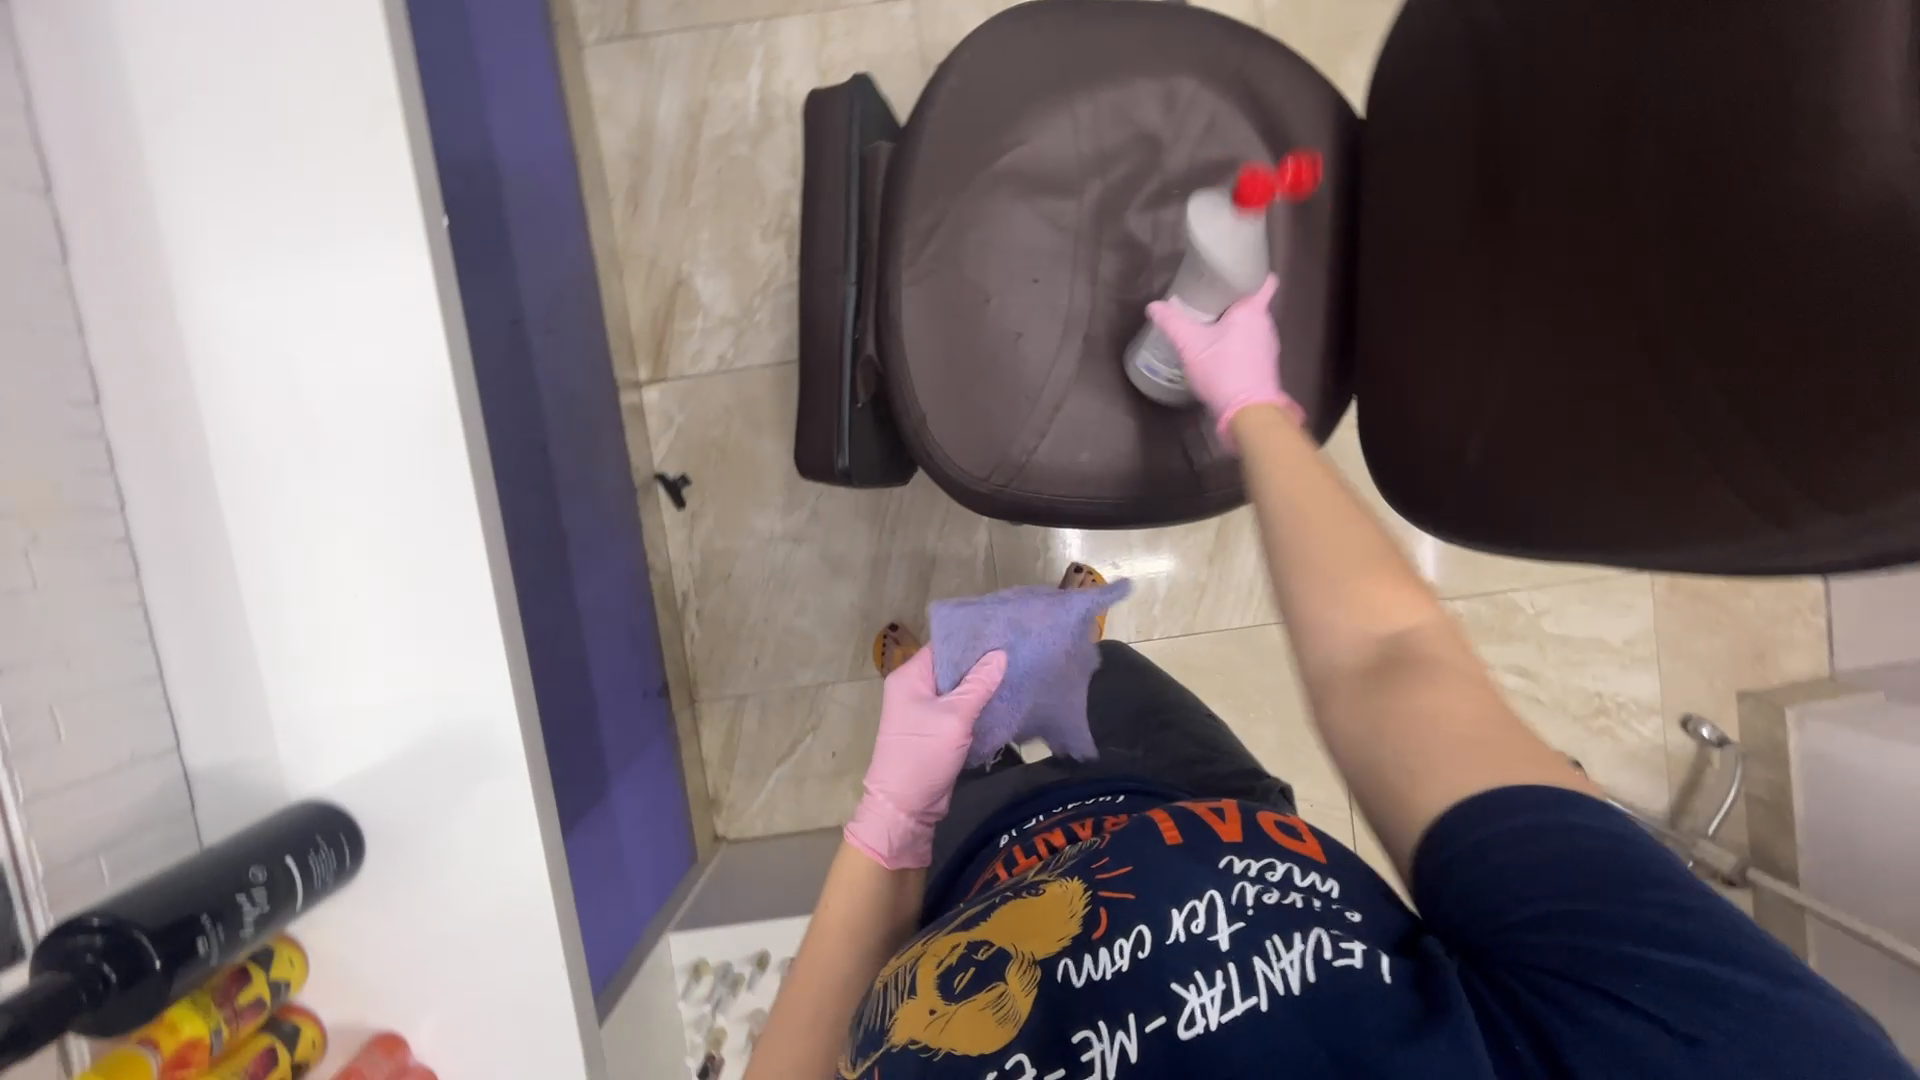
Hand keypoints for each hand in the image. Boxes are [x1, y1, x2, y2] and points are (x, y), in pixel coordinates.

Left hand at [844, 647, 1006, 869]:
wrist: (905, 808)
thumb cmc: (923, 755)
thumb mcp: (955, 717)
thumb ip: (978, 684)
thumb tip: (1000, 654)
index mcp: (909, 676)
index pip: (943, 645)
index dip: (971, 638)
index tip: (1002, 631)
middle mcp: (914, 687)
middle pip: (951, 665)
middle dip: (980, 660)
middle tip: (1015, 649)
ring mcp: (924, 709)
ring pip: (957, 687)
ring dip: (981, 683)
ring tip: (1015, 669)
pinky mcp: (935, 728)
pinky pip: (958, 707)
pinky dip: (977, 704)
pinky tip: (1003, 697)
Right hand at [1147, 274, 1304, 446]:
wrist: (1247, 412)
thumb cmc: (1223, 370)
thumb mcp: (1191, 345)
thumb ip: (1172, 323)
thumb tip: (1153, 306)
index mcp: (1253, 310)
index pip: (1264, 280)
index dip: (1251, 273)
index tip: (1232, 273)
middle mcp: (1266, 324)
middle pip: (1253, 303)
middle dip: (1233, 301)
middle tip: (1209, 300)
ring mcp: (1268, 347)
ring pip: (1251, 326)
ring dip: (1234, 325)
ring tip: (1210, 326)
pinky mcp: (1264, 367)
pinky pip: (1250, 345)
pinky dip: (1237, 344)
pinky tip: (1218, 352)